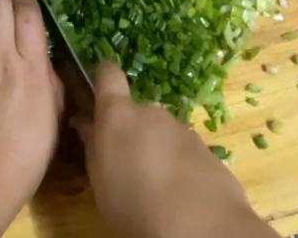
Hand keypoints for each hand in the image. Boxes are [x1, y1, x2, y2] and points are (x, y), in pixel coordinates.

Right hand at [75, 62, 276, 237]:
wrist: (203, 232)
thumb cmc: (135, 208)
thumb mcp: (101, 183)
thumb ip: (93, 147)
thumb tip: (87, 125)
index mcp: (119, 115)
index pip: (108, 75)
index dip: (104, 80)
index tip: (100, 97)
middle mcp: (151, 113)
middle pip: (138, 113)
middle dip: (134, 134)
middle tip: (131, 168)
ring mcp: (183, 131)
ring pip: (164, 135)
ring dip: (159, 153)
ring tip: (159, 190)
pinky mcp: (210, 152)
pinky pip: (187, 154)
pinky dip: (183, 170)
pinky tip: (184, 200)